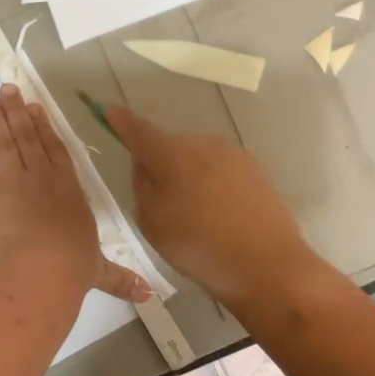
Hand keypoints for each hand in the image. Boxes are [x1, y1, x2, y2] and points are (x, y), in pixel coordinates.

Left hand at [0, 83, 151, 303]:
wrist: (41, 266)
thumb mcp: (99, 270)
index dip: (45, 128)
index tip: (37, 108)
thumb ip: (119, 277)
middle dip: (18, 112)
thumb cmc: (72, 266)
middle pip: (28, 137)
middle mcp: (42, 177)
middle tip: (8, 90)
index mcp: (70, 190)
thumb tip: (147, 294)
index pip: (57, 150)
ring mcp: (14, 180)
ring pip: (4, 142)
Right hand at [106, 103, 312, 299]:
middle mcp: (201, 142)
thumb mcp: (151, 222)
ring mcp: (232, 153)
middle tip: (159, 202)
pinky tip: (216, 213)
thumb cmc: (198, 246)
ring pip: (194, 156)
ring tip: (192, 213)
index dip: (120, 120)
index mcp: (170, 154)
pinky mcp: (253, 167)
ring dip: (186, 173)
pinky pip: (217, 167)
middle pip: (167, 144)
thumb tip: (144, 163)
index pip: (137, 129)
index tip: (108, 111)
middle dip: (158, 162)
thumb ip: (142, 185)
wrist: (266, 265)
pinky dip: (209, 182)